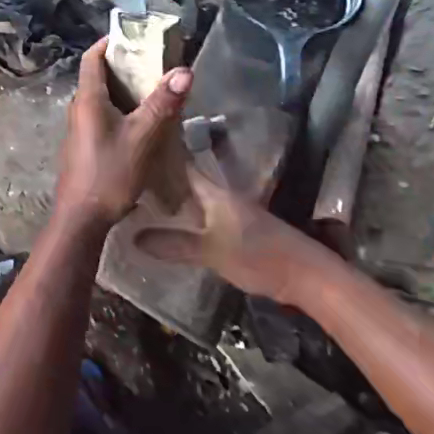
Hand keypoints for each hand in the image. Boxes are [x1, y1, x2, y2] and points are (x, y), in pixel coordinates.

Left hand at [53, 39, 191, 228]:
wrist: (82, 218)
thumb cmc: (109, 174)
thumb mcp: (142, 138)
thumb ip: (162, 104)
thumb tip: (184, 70)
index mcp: (88, 100)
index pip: (92, 57)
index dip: (110, 42)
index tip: (135, 36)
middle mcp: (80, 109)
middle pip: (99, 76)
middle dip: (125, 65)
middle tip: (156, 62)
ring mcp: (81, 129)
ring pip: (103, 98)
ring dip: (126, 90)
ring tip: (156, 88)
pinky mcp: (86, 145)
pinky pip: (104, 117)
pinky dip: (123, 110)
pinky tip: (145, 121)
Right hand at [137, 165, 331, 304]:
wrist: (304, 275)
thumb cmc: (259, 255)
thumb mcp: (212, 251)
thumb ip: (175, 244)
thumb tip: (134, 236)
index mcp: (216, 193)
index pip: (183, 167)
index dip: (159, 159)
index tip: (131, 157)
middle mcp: (223, 198)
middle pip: (187, 185)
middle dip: (161, 184)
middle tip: (128, 186)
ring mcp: (232, 216)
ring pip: (195, 203)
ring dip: (174, 204)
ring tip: (143, 208)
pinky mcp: (237, 234)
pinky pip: (203, 220)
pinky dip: (186, 221)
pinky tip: (173, 231)